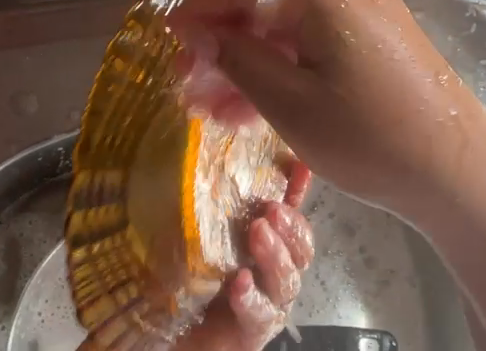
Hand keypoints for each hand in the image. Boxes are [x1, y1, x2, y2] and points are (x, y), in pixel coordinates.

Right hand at [171, 0, 485, 226]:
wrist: (459, 173)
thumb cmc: (370, 137)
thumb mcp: (291, 104)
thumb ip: (238, 59)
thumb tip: (197, 32)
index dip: (203, 8)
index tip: (169, 37)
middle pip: (269, 5)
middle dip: (224, 44)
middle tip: (187, 86)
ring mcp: (368, 14)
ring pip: (292, 30)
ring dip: (251, 64)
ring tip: (211, 110)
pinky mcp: (379, 41)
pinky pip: (319, 45)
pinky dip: (287, 69)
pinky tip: (254, 109)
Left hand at [172, 166, 314, 350]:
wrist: (184, 329)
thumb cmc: (199, 273)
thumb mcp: (211, 230)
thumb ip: (223, 201)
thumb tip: (220, 153)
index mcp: (273, 244)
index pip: (294, 214)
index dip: (299, 191)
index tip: (298, 167)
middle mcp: (279, 272)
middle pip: (301, 249)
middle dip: (291, 227)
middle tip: (272, 209)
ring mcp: (271, 303)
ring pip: (287, 280)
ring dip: (275, 255)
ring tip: (258, 233)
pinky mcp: (255, 331)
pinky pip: (260, 314)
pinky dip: (252, 297)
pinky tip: (240, 282)